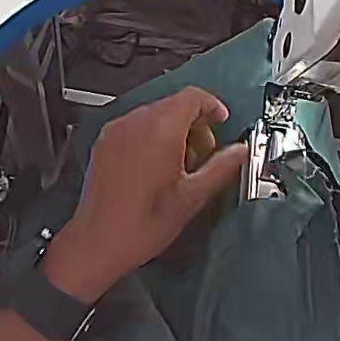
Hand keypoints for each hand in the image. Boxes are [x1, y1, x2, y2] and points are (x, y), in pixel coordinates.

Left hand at [41, 87, 248, 303]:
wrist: (98, 243)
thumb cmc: (142, 224)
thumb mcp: (193, 196)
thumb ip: (222, 167)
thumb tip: (241, 152)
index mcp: (160, 130)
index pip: (192, 97)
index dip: (212, 106)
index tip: (221, 122)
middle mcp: (136, 124)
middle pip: (174, 104)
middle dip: (195, 124)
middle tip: (204, 153)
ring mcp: (116, 132)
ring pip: (155, 115)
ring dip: (174, 130)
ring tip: (180, 165)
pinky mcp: (104, 143)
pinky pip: (136, 127)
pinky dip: (153, 136)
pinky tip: (157, 168)